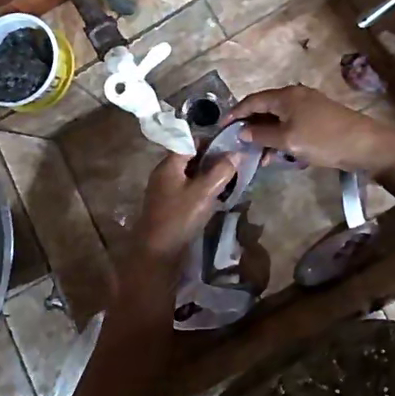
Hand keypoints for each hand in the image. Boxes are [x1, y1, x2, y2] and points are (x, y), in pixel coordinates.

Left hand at [124, 153, 235, 291]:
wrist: (157, 253)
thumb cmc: (179, 218)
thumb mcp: (204, 192)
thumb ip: (221, 171)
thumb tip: (237, 153)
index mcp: (168, 165)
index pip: (191, 142)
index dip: (211, 142)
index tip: (231, 147)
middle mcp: (164, 174)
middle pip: (191, 158)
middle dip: (213, 160)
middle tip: (234, 165)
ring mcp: (165, 190)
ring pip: (191, 175)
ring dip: (209, 176)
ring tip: (230, 180)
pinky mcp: (169, 205)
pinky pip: (188, 189)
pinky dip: (202, 189)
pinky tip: (217, 196)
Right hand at [226, 86, 394, 173]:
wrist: (365, 145)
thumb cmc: (323, 139)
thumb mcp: (288, 140)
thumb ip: (262, 135)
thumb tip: (243, 131)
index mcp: (286, 96)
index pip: (252, 100)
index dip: (235, 114)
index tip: (221, 129)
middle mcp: (296, 96)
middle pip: (266, 108)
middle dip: (251, 127)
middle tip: (238, 146)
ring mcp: (310, 106)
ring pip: (280, 119)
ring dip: (267, 136)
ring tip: (257, 156)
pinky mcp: (320, 119)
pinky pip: (293, 126)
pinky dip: (283, 138)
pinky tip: (280, 155)